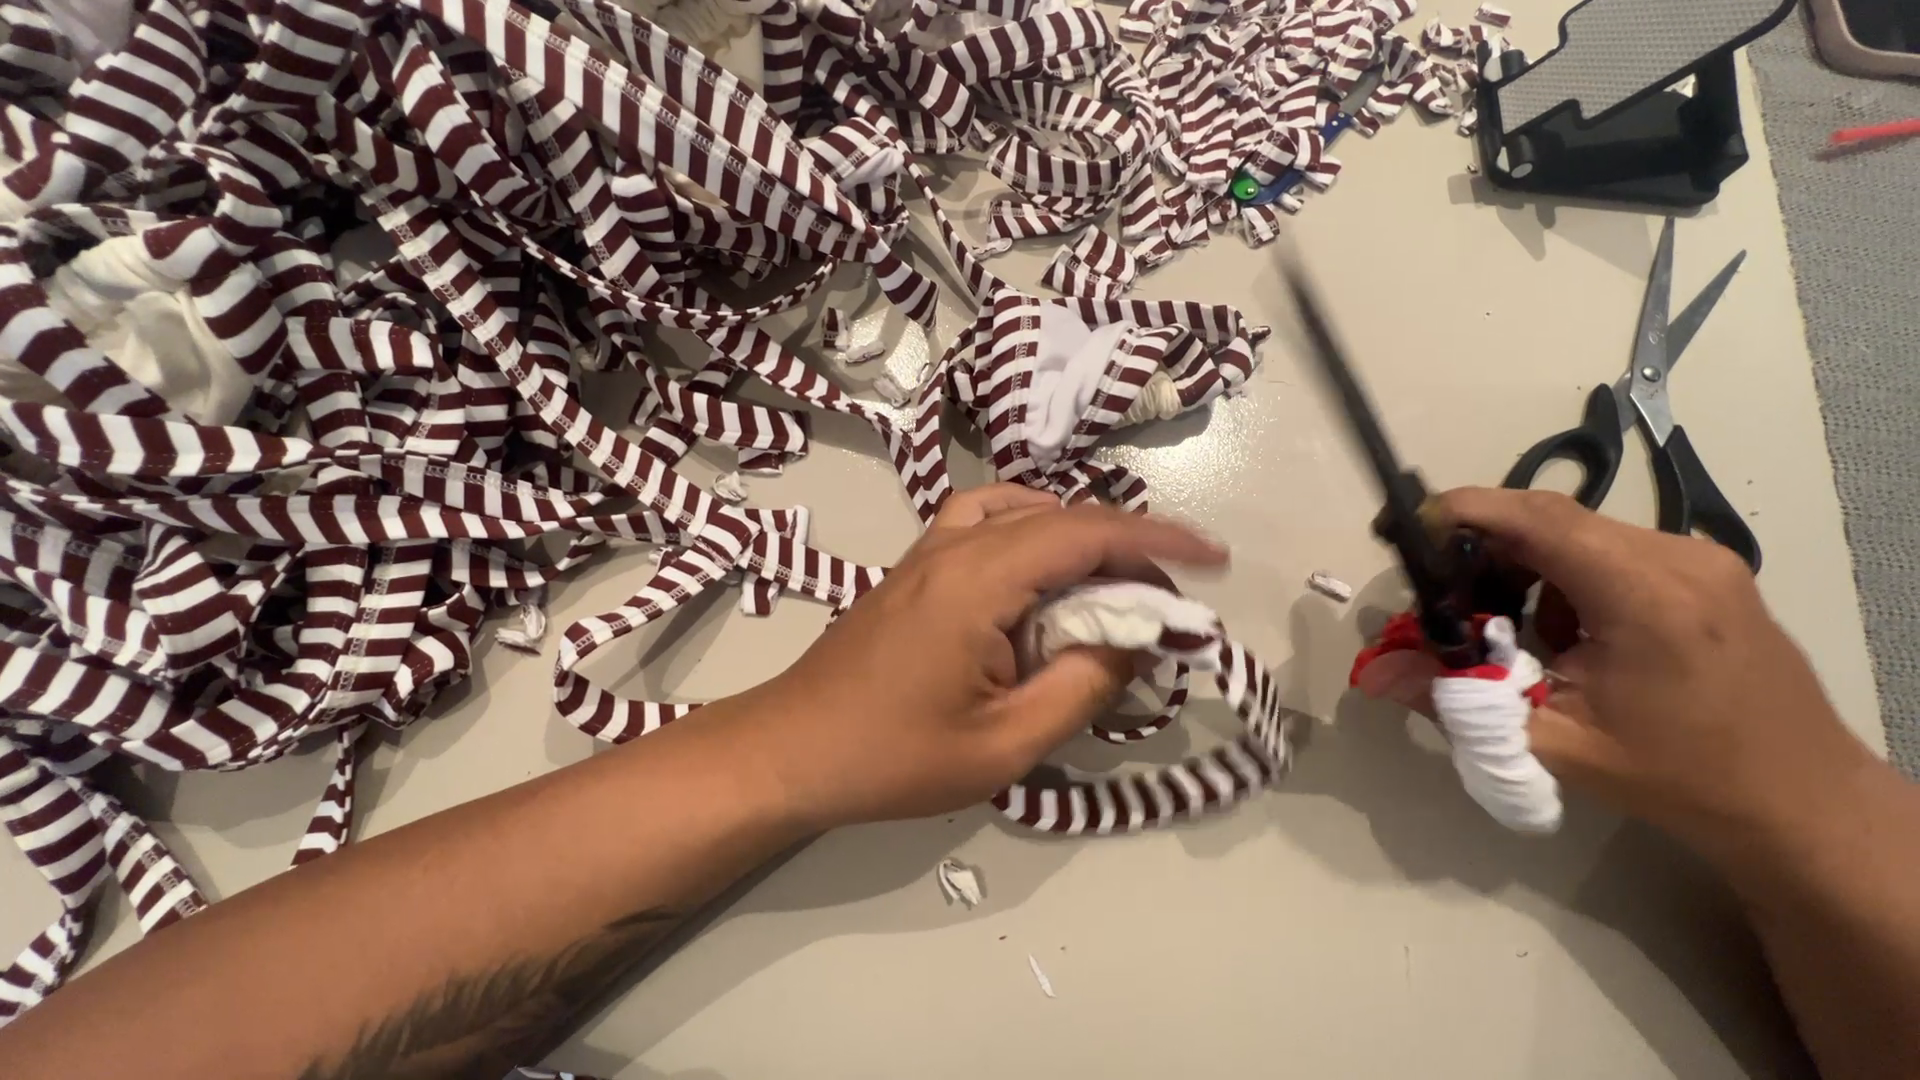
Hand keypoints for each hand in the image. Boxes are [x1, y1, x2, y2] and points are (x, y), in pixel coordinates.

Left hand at [722, 485, 1226, 830]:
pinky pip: (985, 522)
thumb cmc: (893, 757)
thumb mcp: (1006, 743)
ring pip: (1022, 512)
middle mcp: (955, 545)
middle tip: (1168, 599)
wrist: (792, 750)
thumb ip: (1083, 685)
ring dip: (1078, 536)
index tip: (1214, 557)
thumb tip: (1137, 640)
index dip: (1158, 541)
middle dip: (1127, 548)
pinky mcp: (915, 567)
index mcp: (979, 580)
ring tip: (1113, 584)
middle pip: (1060, 519)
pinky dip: (1030, 531)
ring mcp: (928, 550)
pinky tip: (1041, 573)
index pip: (1086, 535)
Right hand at [1356, 487, 1873, 857]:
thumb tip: (1374, 671)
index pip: (1538, 519)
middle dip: (1482, 544)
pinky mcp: (1705, 572)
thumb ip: (1456, 699)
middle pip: (1550, 519)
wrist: (1800, 801)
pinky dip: (1560, 575)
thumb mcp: (1552, 742)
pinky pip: (1608, 549)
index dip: (1465, 510)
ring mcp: (1699, 561)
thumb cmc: (1676, 775)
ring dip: (1521, 563)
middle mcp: (1678, 559)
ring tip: (1501, 623)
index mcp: (1645, 596)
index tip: (1407, 525)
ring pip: (1577, 532)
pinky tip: (1560, 632)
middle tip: (1440, 589)